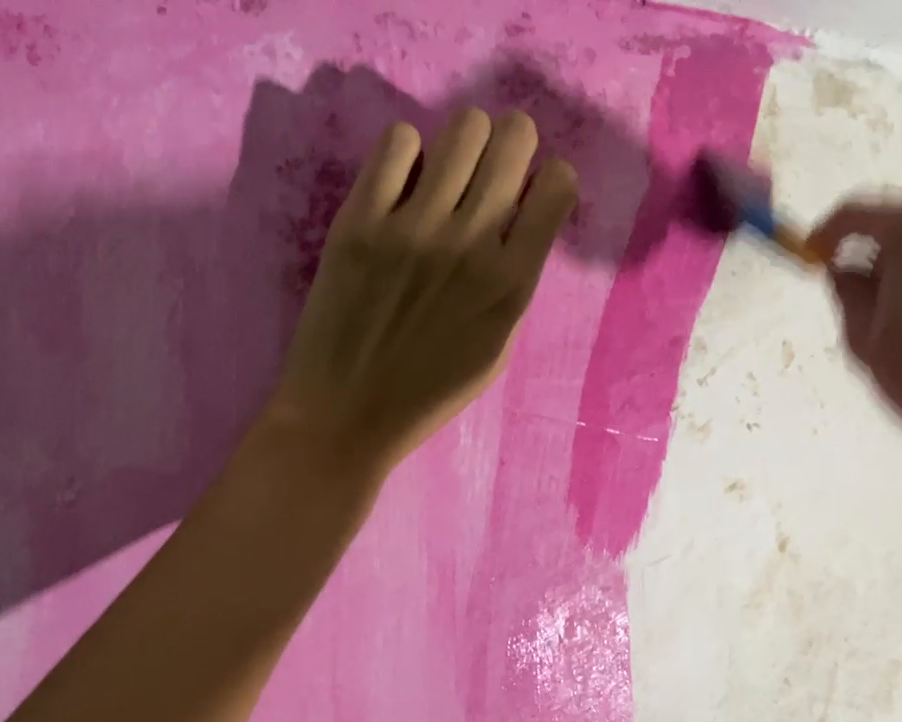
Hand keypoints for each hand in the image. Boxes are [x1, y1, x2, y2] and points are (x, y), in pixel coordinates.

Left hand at [262, 109, 577, 475]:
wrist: (344, 414)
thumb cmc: (426, 394)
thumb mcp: (495, 351)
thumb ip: (513, 284)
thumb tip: (518, 224)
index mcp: (512, 283)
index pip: (558, 183)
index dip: (548, 182)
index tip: (528, 198)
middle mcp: (471, 243)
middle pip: (514, 136)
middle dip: (511, 146)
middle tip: (488, 173)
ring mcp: (413, 227)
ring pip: (462, 127)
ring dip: (463, 143)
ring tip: (444, 176)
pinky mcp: (360, 219)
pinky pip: (397, 141)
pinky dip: (406, 154)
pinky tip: (401, 185)